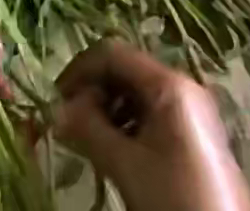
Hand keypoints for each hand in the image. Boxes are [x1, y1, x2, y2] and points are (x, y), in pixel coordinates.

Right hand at [53, 40, 249, 210]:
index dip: (79, 70)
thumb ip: (88, 129)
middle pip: (125, 70)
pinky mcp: (194, 135)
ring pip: (136, 93)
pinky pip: (151, 113)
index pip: (112, 53)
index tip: (56, 100)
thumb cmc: (175, 202)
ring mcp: (191, 110)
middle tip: (70, 123)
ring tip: (89, 141)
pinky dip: (127, 124)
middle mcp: (182, 86)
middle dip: (93, 91)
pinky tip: (116, 151)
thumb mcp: (126, 165)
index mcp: (169, 83)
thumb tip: (55, 110)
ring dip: (107, 109)